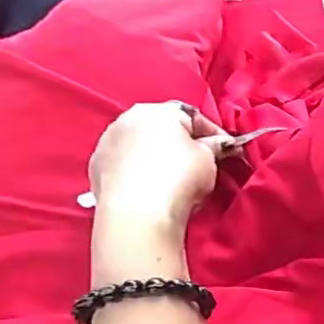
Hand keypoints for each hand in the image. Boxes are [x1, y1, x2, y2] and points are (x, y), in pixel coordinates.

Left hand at [88, 102, 223, 278]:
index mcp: (158, 111)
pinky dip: (140, 171)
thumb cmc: (178, 178)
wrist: (137, 213)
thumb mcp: (208, 159)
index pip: (193, 115)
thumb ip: (214, 146)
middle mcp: (127, 118)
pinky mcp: (96, 166)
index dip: (213, 134)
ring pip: (141, 145)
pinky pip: (126, 164)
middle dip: (183, 143)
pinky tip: (152, 188)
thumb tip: (217, 144)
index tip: (227, 150)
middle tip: (202, 164)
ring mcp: (107, 142)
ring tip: (175, 180)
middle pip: (163, 128)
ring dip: (158, 157)